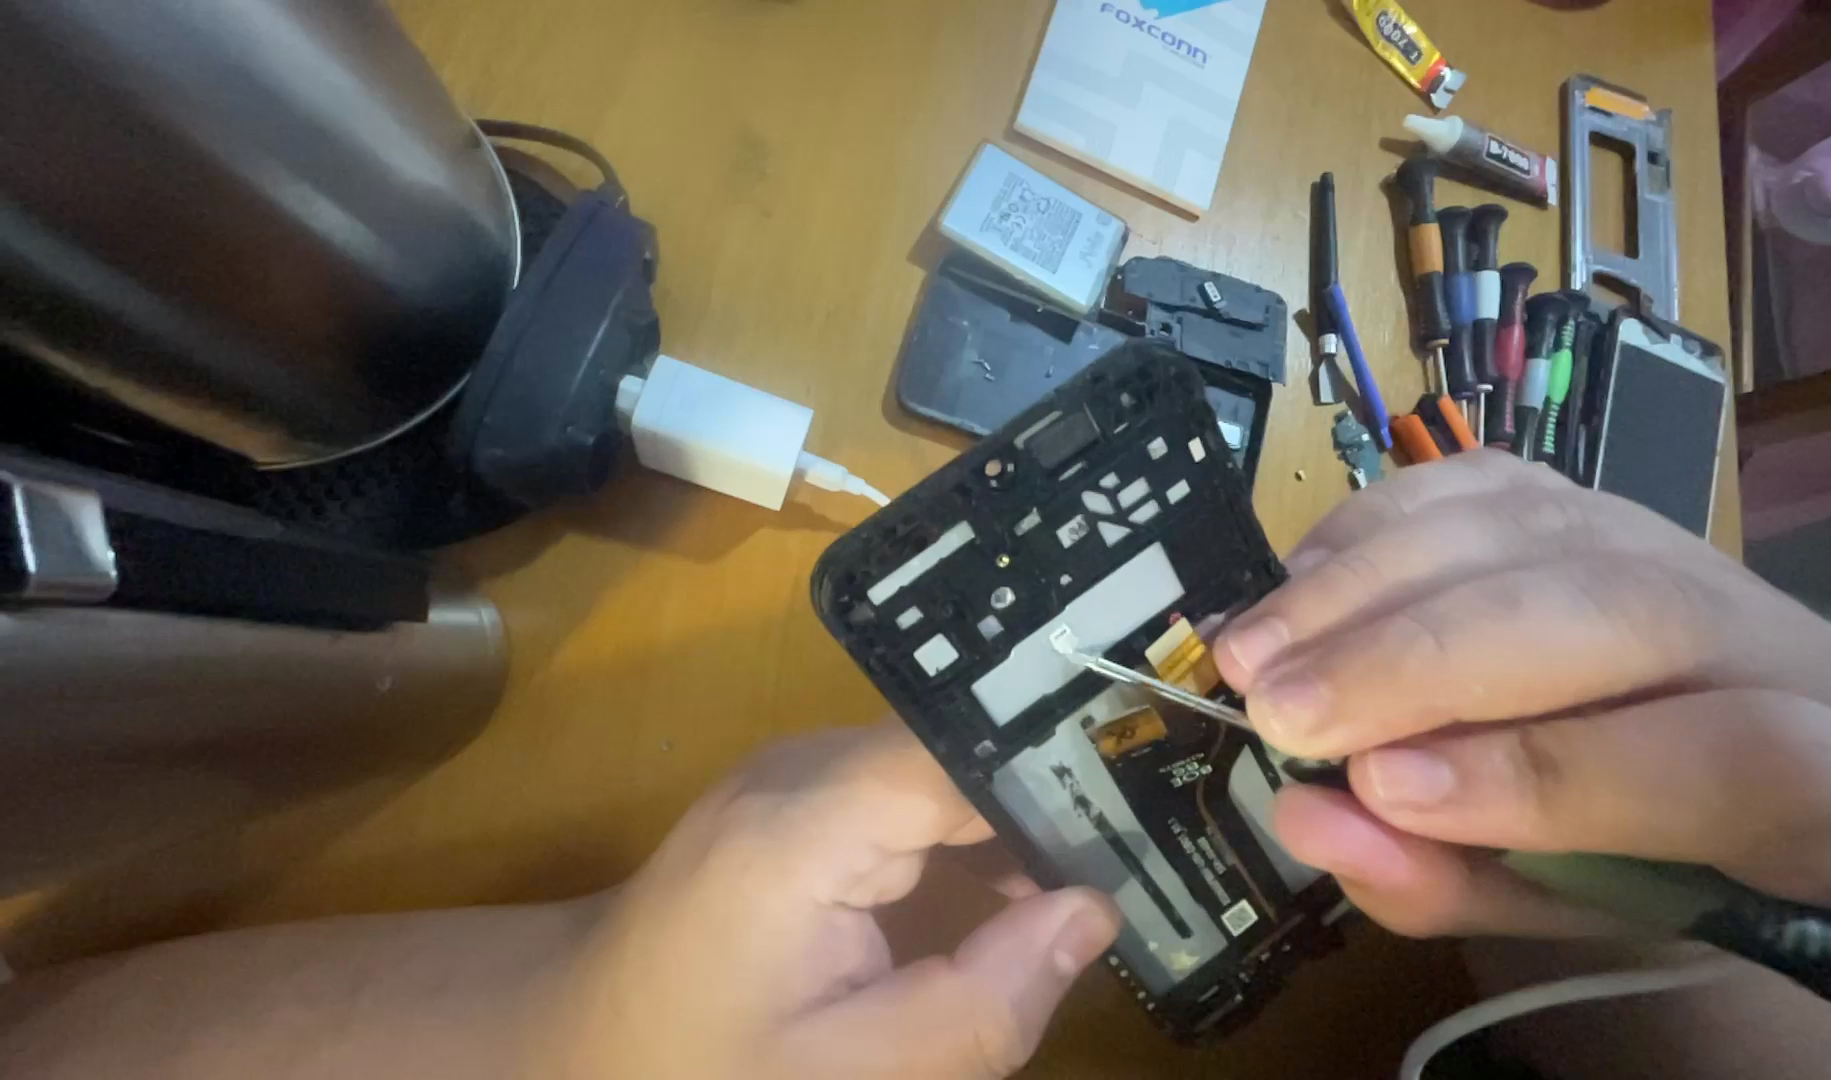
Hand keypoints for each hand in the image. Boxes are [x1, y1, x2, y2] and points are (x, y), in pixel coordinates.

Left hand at [551, 720, 1119, 1079]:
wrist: (569, 1043)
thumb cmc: (694, 1073)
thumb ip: (978, 1006)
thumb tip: (1093, 913)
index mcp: (807, 821)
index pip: (958, 757)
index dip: (1050, 784)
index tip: (1133, 828)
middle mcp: (807, 764)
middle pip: (955, 753)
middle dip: (1042, 805)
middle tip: (1132, 858)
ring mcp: (800, 768)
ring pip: (939, 766)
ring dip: (1006, 821)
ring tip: (1086, 872)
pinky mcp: (802, 788)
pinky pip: (907, 787)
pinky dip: (960, 830)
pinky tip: (1001, 883)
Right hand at [1214, 451, 1830, 938]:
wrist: (1645, 741)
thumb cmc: (1607, 854)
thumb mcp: (1535, 908)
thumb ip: (1433, 880)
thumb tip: (1307, 817)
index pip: (1732, 760)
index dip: (1545, 775)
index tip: (1378, 785)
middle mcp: (1757, 631)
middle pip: (1597, 612)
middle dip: (1411, 662)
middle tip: (1278, 713)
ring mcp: (1647, 536)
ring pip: (1505, 528)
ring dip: (1350, 591)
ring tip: (1250, 655)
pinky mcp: (1551, 491)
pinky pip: (1448, 484)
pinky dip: (1351, 534)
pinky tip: (1288, 590)